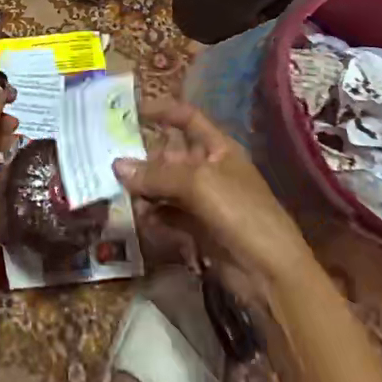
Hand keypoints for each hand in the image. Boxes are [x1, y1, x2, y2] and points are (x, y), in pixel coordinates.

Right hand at [114, 96, 315, 300]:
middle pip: (170, 156)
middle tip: (112, 164)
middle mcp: (208, 169)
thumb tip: (117, 165)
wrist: (270, 271)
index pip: (187, 118)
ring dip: (145, 191)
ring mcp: (203, 201)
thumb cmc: (240, 211)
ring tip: (125, 197)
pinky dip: (154, 217)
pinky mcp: (196, 230)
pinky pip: (167, 215)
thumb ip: (157, 174)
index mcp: (218, 148)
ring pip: (164, 187)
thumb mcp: (199, 183)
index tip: (132, 110)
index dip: (163, 111)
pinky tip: (143, 221)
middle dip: (144, 158)